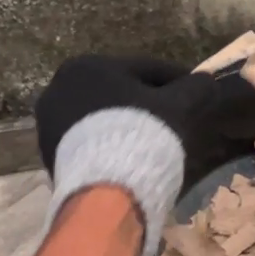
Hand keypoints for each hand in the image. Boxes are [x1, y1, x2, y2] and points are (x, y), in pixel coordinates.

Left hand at [34, 56, 237, 255]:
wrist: (105, 190)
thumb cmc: (141, 135)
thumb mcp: (179, 107)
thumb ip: (195, 88)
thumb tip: (207, 80)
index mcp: (88, 65)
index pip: (145, 68)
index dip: (177, 80)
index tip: (196, 92)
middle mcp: (59, 87)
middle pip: (119, 93)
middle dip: (147, 104)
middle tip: (175, 119)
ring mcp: (49, 122)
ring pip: (101, 118)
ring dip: (126, 125)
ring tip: (153, 142)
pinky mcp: (47, 154)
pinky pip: (89, 142)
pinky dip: (109, 145)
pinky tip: (130, 159)